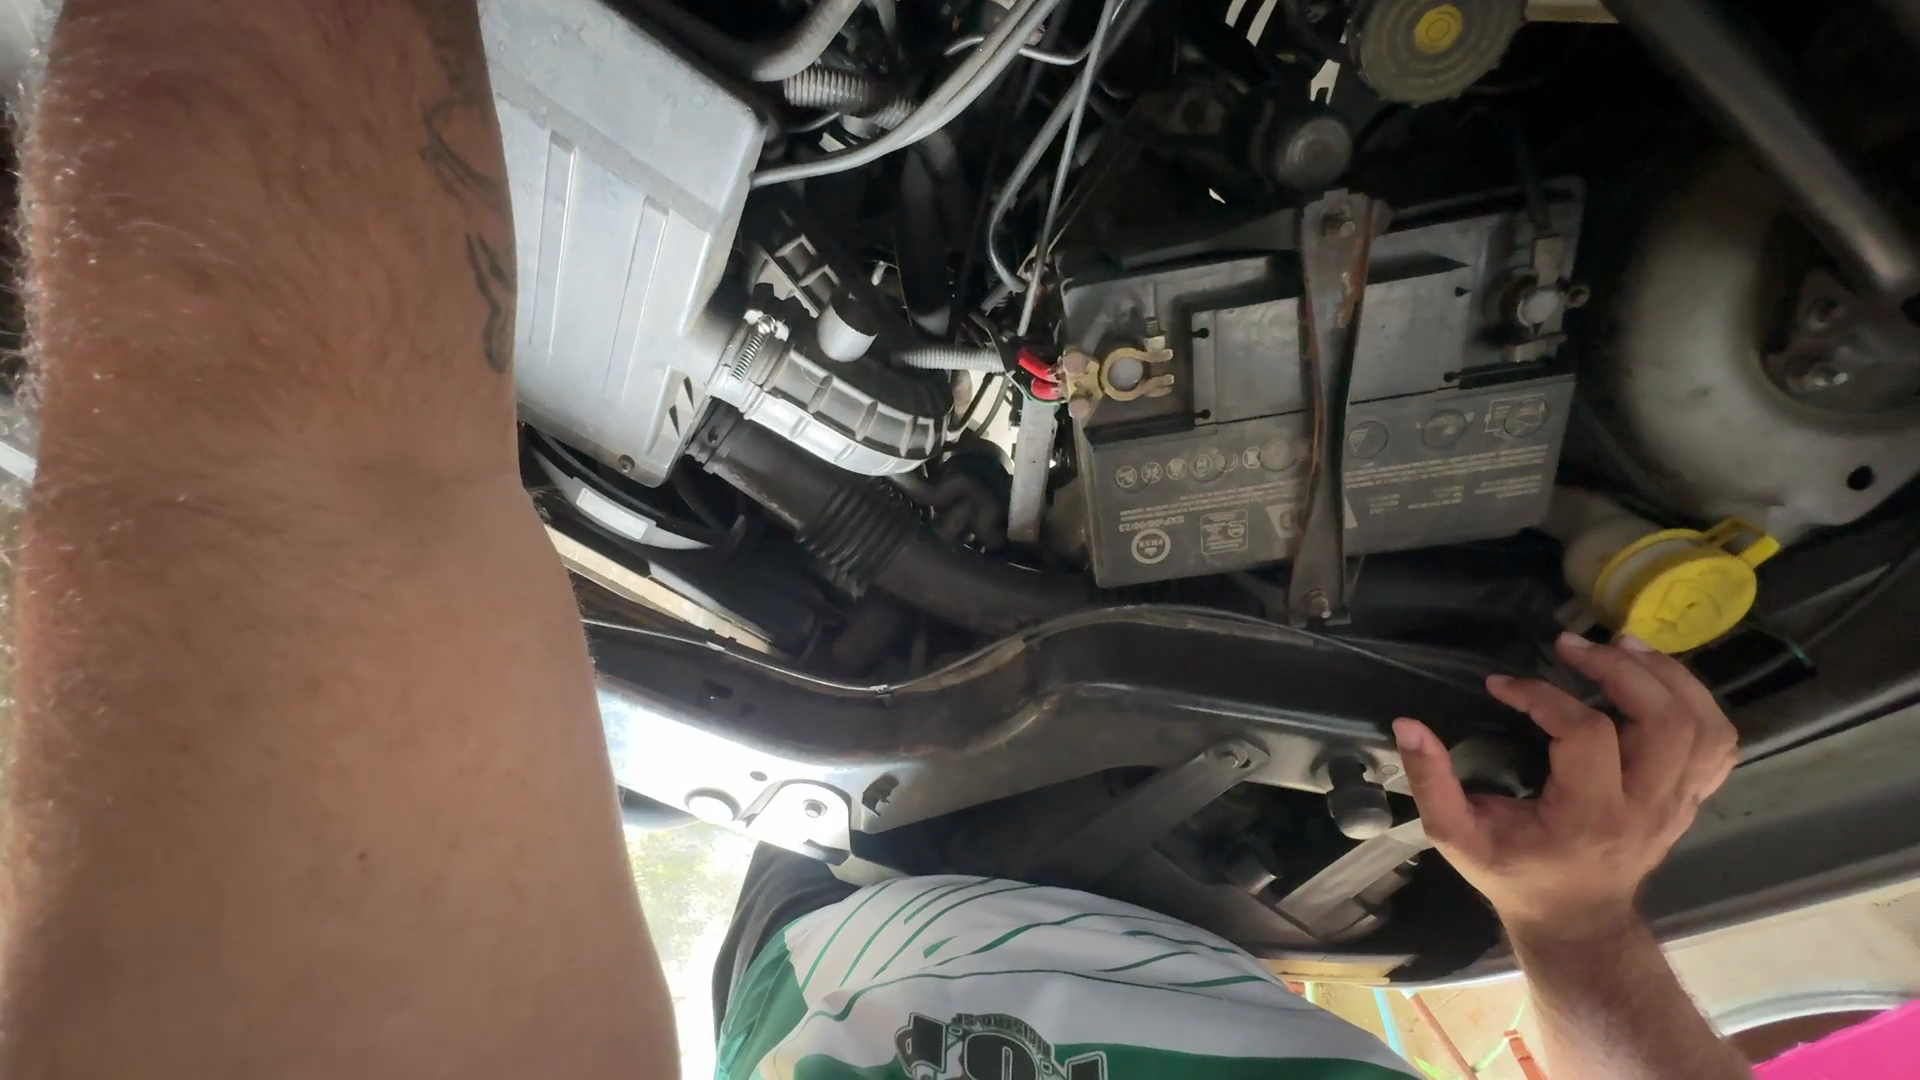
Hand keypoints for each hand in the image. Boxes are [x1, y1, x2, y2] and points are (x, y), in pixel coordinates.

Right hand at [1393, 632, 1738, 943]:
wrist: (1576, 919)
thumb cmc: (1511, 874)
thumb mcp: (1455, 835)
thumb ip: (1430, 781)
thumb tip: (1408, 724)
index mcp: (1591, 815)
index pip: (1588, 734)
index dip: (1542, 696)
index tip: (1500, 685)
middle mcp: (1648, 807)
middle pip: (1665, 721)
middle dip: (1619, 670)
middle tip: (1571, 644)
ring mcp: (1678, 803)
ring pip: (1705, 728)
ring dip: (1667, 677)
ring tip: (1620, 646)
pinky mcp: (1689, 798)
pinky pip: (1717, 744)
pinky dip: (1694, 702)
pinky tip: (1655, 678)